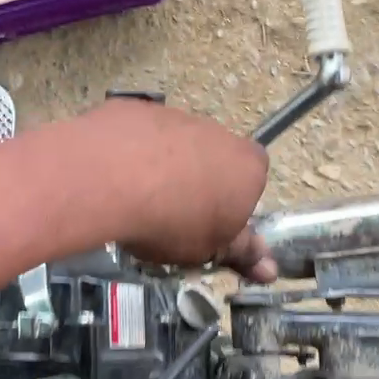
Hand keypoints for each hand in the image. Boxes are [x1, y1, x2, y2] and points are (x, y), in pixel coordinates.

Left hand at [62, 100, 276, 280]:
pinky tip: (107, 174)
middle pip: (209, 159)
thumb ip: (240, 253)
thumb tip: (270, 270)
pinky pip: (133, 133)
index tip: (205, 224)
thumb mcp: (208, 248)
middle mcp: (216, 132)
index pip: (251, 180)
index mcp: (246, 165)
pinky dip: (124, 150)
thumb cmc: (170, 221)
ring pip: (169, 144)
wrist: (107, 179)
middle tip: (166, 214)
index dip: (228, 203)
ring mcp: (172, 115)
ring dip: (157, 165)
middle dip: (192, 183)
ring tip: (131, 197)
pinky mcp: (132, 108)